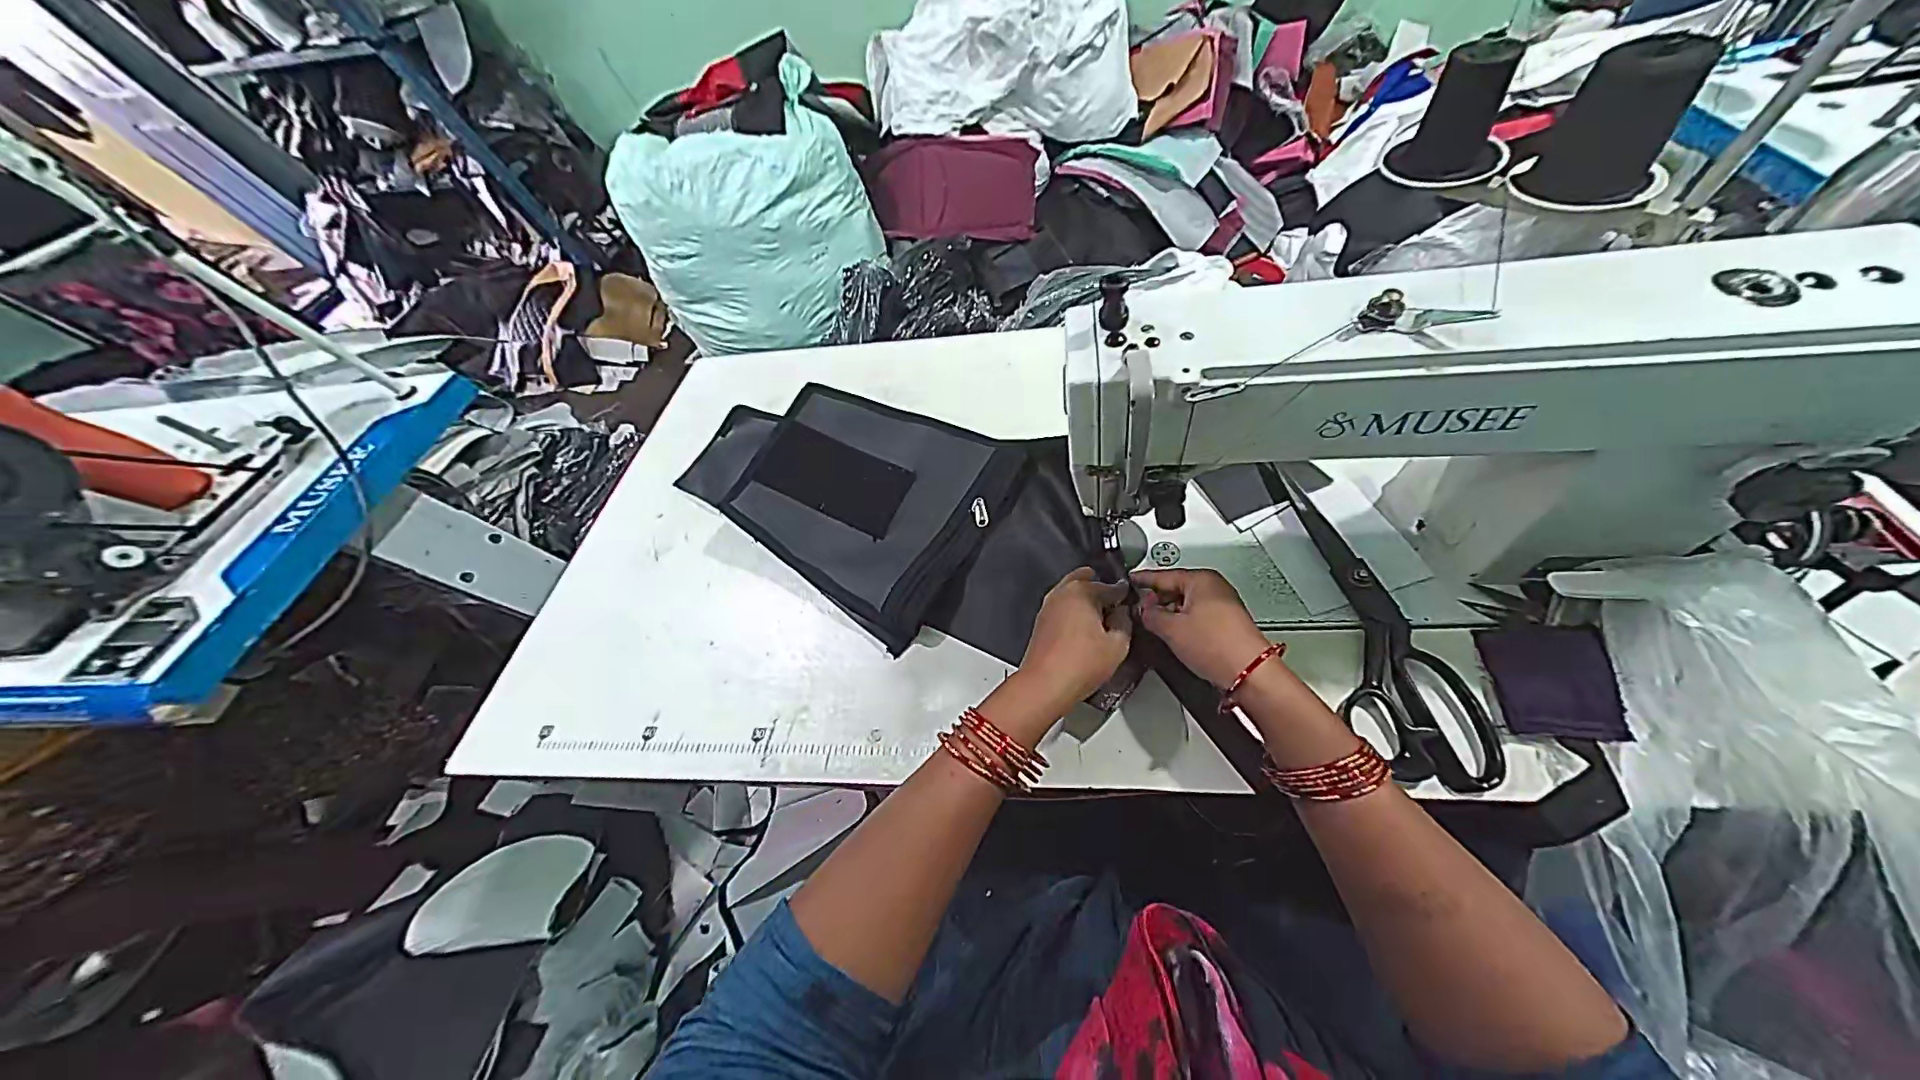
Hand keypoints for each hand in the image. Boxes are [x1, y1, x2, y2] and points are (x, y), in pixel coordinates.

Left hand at [1016, 567, 1133, 711]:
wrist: (1044, 684)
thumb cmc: (1080, 664)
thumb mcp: (1118, 645)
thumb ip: (1125, 623)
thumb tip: (1122, 614)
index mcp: (1082, 592)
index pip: (1110, 586)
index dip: (1124, 595)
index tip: (1131, 602)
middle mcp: (1061, 593)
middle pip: (1085, 582)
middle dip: (1100, 589)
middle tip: (1114, 602)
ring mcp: (1048, 607)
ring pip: (1071, 594)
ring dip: (1085, 600)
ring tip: (1101, 616)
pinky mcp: (1041, 623)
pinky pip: (1062, 609)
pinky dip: (1073, 612)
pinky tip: (1083, 627)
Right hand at [1132, 568, 1272, 687]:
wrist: (1249, 672)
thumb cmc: (1220, 646)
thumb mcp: (1170, 629)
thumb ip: (1149, 614)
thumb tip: (1143, 610)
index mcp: (1202, 579)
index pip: (1162, 575)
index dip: (1142, 580)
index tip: (1131, 581)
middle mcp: (1215, 588)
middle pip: (1175, 588)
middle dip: (1157, 601)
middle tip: (1141, 612)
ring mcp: (1224, 605)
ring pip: (1186, 604)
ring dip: (1171, 615)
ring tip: (1159, 629)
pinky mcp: (1227, 623)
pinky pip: (1198, 617)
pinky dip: (1185, 624)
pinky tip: (1178, 638)